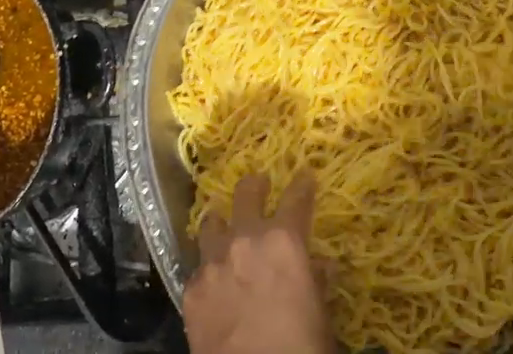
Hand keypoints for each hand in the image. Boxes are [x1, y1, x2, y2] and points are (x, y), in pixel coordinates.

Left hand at [182, 172, 332, 353]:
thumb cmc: (301, 349)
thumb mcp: (322, 317)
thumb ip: (315, 283)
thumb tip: (317, 266)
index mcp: (284, 243)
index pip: (296, 200)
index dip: (302, 185)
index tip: (304, 175)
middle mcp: (245, 241)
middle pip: (246, 195)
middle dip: (254, 185)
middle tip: (258, 182)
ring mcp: (212, 263)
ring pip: (211, 224)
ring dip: (220, 221)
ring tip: (221, 221)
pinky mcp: (191, 289)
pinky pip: (198, 267)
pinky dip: (207, 268)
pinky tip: (211, 278)